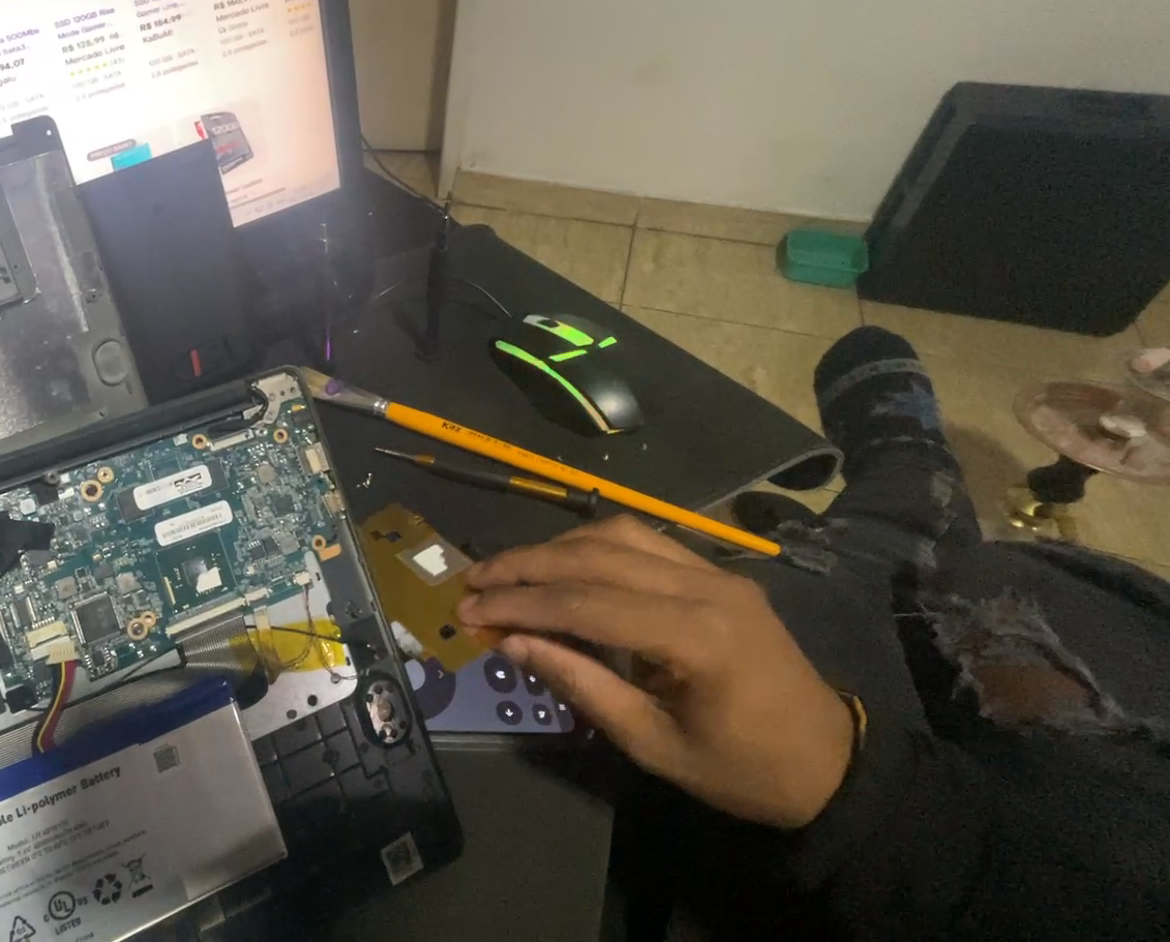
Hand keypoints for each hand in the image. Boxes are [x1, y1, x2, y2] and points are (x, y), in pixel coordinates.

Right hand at [457, 516, 854, 828]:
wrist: (834, 765)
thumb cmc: (744, 770)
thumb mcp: (654, 745)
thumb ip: (581, 685)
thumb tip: (513, 642)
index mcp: (698, 637)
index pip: (586, 603)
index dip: (519, 603)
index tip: (469, 609)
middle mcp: (707, 587)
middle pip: (595, 556)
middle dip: (524, 565)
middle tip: (473, 580)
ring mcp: (716, 572)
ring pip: (616, 533)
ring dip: (554, 546)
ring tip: (509, 570)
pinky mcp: (717, 571)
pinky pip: (642, 539)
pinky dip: (589, 544)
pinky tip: (561, 561)